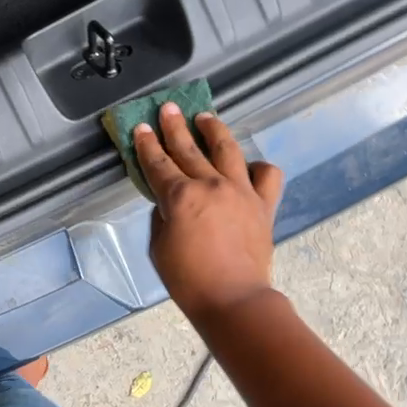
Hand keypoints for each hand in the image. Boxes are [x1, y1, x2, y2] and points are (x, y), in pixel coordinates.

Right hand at [133, 102, 284, 323]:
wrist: (232, 297)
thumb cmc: (187, 278)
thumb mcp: (158, 245)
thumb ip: (164, 215)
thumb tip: (171, 202)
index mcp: (180, 196)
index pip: (158, 164)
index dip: (146, 145)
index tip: (141, 128)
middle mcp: (211, 185)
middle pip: (189, 149)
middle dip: (174, 127)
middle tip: (168, 108)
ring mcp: (241, 191)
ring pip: (228, 150)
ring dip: (214, 131)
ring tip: (205, 117)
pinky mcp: (263, 204)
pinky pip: (266, 174)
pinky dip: (256, 166)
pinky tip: (246, 165)